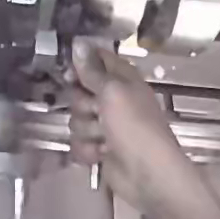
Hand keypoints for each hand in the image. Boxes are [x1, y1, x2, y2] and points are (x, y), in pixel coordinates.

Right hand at [69, 42, 219, 218]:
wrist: (149, 177)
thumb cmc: (135, 127)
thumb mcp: (113, 92)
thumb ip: (91, 70)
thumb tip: (78, 42)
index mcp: (122, 78)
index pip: (95, 60)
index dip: (80, 65)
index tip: (69, 74)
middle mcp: (113, 98)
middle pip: (79, 91)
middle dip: (82, 104)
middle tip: (95, 111)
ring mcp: (106, 125)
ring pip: (76, 118)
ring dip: (86, 130)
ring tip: (102, 138)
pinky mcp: (100, 148)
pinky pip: (78, 142)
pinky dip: (87, 150)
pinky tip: (99, 155)